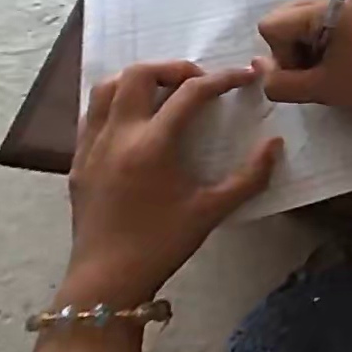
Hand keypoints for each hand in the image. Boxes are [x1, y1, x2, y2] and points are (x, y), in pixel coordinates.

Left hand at [64, 62, 278, 306]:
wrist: (105, 283)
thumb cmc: (161, 245)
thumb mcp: (212, 212)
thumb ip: (250, 177)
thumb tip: (275, 145)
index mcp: (152, 145)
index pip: (191, 92)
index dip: (223, 78)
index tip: (244, 76)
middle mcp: (118, 135)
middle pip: (140, 74)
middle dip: (174, 68)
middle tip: (198, 81)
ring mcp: (92, 144)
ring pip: (108, 86)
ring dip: (139, 79)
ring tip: (163, 91)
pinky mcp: (76, 158)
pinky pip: (92, 112)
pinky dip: (116, 101)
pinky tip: (134, 118)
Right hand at [253, 0, 351, 112]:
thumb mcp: (319, 88)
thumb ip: (280, 82)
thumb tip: (259, 69)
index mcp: (322, 8)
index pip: (271, 25)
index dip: (281, 55)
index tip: (307, 73)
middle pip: (284, 20)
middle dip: (291, 51)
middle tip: (317, 74)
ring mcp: (346, 2)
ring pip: (300, 23)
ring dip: (305, 50)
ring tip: (331, 71)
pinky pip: (319, 24)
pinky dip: (320, 45)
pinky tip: (340, 64)